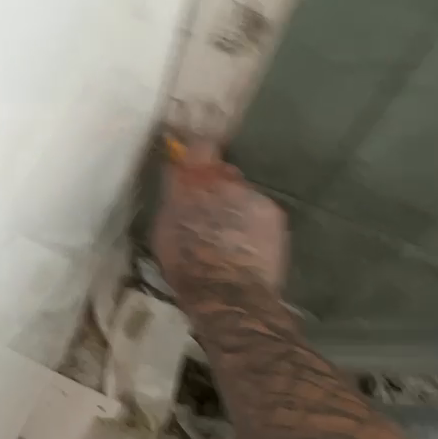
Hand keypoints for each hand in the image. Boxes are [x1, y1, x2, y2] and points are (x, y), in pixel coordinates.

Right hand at [151, 141, 287, 293]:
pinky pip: (260, 209)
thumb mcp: (164, 230)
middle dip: (217, 185)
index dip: (198, 155)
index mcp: (190, 181)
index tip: (194, 166)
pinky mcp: (273, 211)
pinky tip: (249, 243)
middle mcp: (223, 179)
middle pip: (223, 171)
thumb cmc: (185, 266)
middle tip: (212, 210)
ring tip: (232, 233)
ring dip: (236, 205)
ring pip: (243, 192)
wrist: (227, 292)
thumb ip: (174, 199)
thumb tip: (177, 183)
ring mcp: (251, 193)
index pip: (199, 146)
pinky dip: (254, 221)